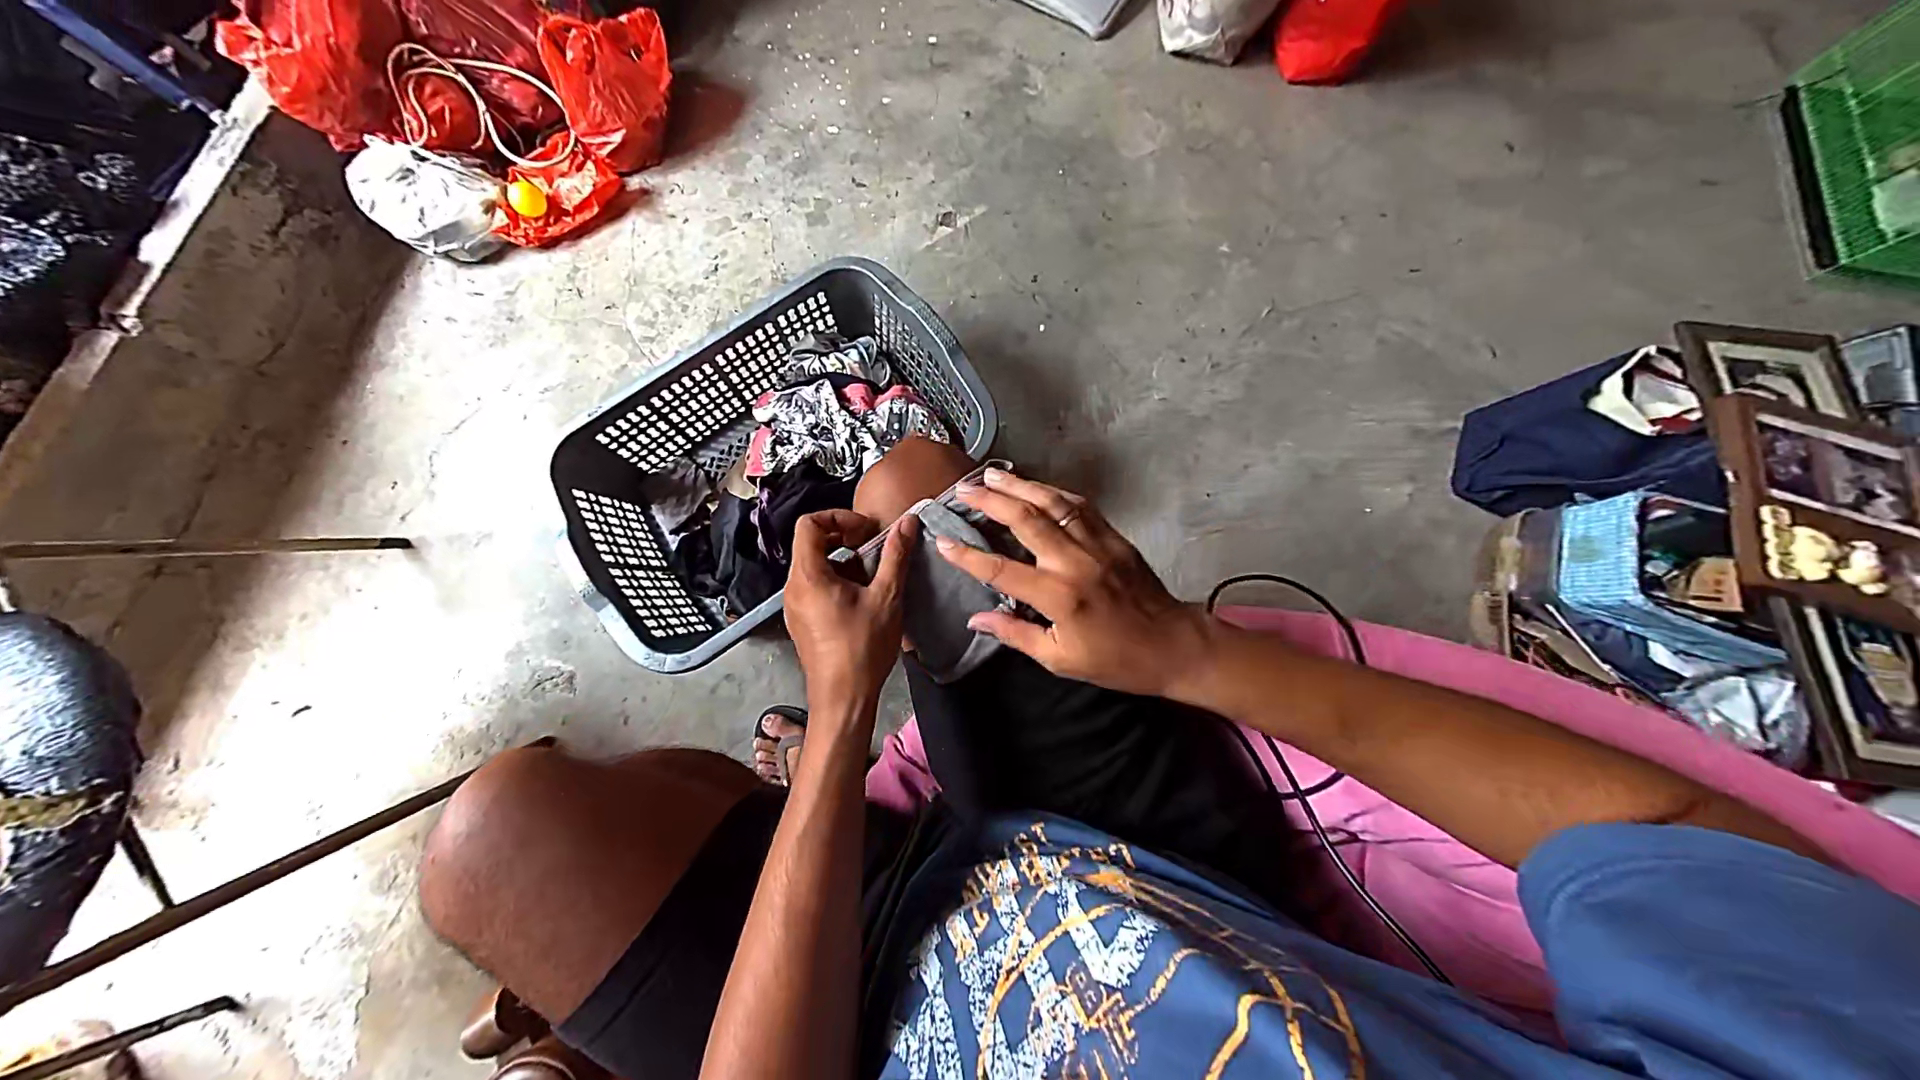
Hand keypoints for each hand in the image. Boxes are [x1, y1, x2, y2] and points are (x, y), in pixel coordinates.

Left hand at [783, 509, 917, 717]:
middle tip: (872, 548)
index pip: (809, 524)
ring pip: (815, 565)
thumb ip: (895, 555)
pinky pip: (816, 586)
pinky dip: (838, 581)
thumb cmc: (863, 649)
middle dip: (844, 538)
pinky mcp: (802, 620)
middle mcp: (794, 588)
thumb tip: (907, 522)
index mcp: (808, 576)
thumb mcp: (887, 597)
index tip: (866, 531)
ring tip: (873, 577)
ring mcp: (795, 606)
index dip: (839, 518)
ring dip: (845, 561)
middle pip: (811, 543)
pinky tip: (863, 599)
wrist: (843, 699)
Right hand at [936, 468, 1211, 698]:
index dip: (968, 555)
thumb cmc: (1115, 660)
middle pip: (1025, 520)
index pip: (1001, 569)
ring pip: (1053, 503)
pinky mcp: (1114, 537)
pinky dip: (1054, 492)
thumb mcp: (1060, 659)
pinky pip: (1080, 506)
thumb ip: (1015, 634)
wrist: (1174, 646)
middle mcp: (1076, 562)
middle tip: (963, 489)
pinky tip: (1036, 486)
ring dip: (1020, 486)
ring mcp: (1098, 544)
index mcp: (1059, 596)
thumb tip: (976, 619)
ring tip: (992, 475)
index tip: (942, 540)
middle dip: (990, 501)